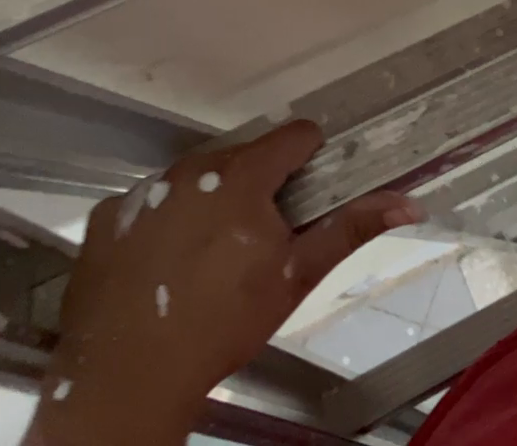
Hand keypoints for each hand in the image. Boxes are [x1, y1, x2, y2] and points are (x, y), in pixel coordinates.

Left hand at [25, 120, 422, 445]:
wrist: (126, 380)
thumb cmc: (225, 324)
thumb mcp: (297, 276)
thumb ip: (351, 229)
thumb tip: (411, 202)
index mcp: (243, 177)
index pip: (293, 136)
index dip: (310, 156)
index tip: (309, 190)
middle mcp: (190, 170)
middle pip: (244, 157)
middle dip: (259, 185)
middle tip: (259, 237)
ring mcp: (142, 192)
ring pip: (195, 178)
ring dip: (211, 199)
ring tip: (209, 254)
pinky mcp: (105, 217)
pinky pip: (148, 203)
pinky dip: (163, 221)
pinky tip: (162, 263)